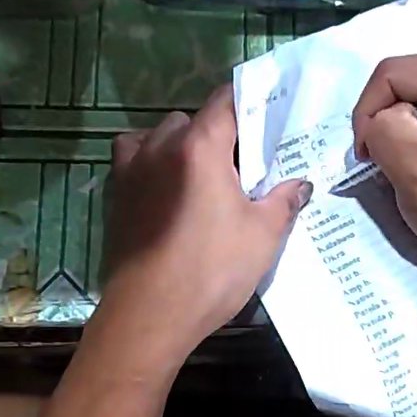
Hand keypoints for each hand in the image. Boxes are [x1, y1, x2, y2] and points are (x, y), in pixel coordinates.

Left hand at [97, 88, 310, 366]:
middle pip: (191, 121)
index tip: (265, 122)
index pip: (225, 102)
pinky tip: (166, 194)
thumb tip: (300, 184)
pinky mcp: (115, 196)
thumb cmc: (212, 271)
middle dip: (215, 136)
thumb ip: (283, 201)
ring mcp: (131, 170)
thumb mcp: (262, 237)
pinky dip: (150, 165)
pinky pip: (134, 162)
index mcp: (200, 147)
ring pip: (157, 137)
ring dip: (178, 148)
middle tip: (237, 171)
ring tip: (198, 181)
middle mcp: (160, 146)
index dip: (248, 105)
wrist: (151, 314)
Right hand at [353, 52, 416, 266]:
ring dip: (403, 141)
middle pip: (407, 86)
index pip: (392, 73)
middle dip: (388, 128)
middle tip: (389, 169)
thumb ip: (383, 131)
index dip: (368, 114)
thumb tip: (379, 124)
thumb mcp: (414, 168)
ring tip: (410, 174)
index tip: (367, 159)